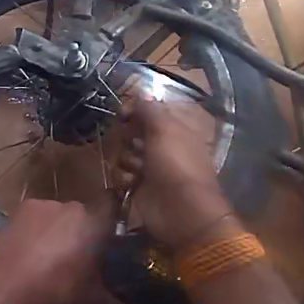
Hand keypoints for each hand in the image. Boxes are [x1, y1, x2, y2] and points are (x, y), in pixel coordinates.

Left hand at [0, 195, 117, 303]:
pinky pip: (36, 217)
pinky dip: (36, 229)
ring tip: (50, 258)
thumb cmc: (56, 290)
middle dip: (83, 233)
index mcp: (93, 223)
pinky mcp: (19, 209)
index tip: (110, 236)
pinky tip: (29, 251)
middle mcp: (71, 206)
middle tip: (79, 259)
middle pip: (84, 215)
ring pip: (59, 215)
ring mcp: (43, 204)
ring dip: (59, 230)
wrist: (4, 286)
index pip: (113, 204)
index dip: (113, 216)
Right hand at [114, 98, 235, 249]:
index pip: (149, 112)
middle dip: (129, 137)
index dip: (135, 111)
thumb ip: (149, 109)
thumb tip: (140, 92)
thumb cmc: (176, 165)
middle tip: (135, 144)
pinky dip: (125, 178)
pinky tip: (132, 183)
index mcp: (174, 130)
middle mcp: (162, 147)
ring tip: (137, 170)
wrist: (181, 211)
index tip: (123, 114)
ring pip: (125, 153)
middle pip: (133, 132)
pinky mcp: (139, 187)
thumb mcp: (164, 129)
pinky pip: (121, 175)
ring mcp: (150, 168)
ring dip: (127, 160)